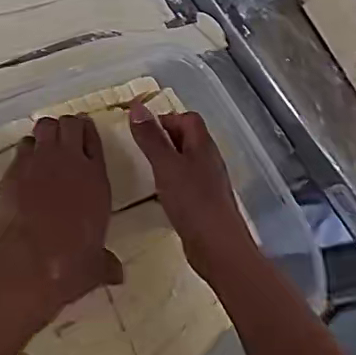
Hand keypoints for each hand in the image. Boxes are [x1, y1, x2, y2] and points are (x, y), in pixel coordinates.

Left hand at [0, 116, 121, 305]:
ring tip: (46, 146)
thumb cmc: (72, 261)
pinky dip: (27, 149)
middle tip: (65, 139)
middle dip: (67, 127)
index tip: (85, 135)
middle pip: (70, 123)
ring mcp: (42, 160)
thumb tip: (118, 274)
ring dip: (46, 132)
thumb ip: (107, 262)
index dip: (89, 134)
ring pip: (45, 125)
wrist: (31, 259)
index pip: (94, 138)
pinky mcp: (17, 168)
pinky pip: (24, 145)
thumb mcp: (96, 265)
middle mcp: (71, 161)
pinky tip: (27, 164)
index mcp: (96, 177)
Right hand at [128, 102, 257, 277]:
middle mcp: (209, 160)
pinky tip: (159, 196)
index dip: (166, 119)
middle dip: (164, 139)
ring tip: (146, 170)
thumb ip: (151, 137)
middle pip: (187, 138)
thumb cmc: (192, 202)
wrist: (218, 248)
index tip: (142, 130)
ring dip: (167, 161)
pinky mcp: (206, 203)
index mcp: (202, 145)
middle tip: (140, 149)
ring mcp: (209, 183)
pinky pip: (186, 183)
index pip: (187, 118)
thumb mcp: (165, 165)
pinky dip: (171, 183)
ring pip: (186, 161)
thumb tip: (137, 106)